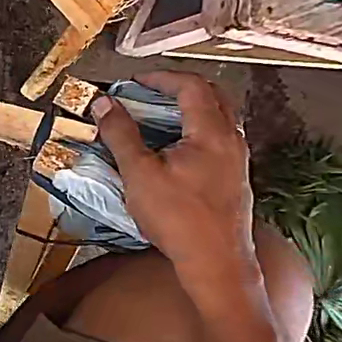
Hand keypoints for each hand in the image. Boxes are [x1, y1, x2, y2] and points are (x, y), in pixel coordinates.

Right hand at [90, 72, 255, 273]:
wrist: (217, 264)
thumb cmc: (179, 220)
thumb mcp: (139, 173)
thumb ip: (121, 134)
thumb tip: (105, 104)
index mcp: (211, 132)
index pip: (191, 86)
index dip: (161, 77)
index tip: (136, 81)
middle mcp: (231, 140)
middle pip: (212, 95)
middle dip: (179, 87)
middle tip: (150, 91)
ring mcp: (237, 160)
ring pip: (218, 118)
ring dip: (190, 108)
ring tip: (159, 116)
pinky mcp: (235, 179)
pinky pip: (218, 139)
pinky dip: (196, 130)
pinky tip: (175, 149)